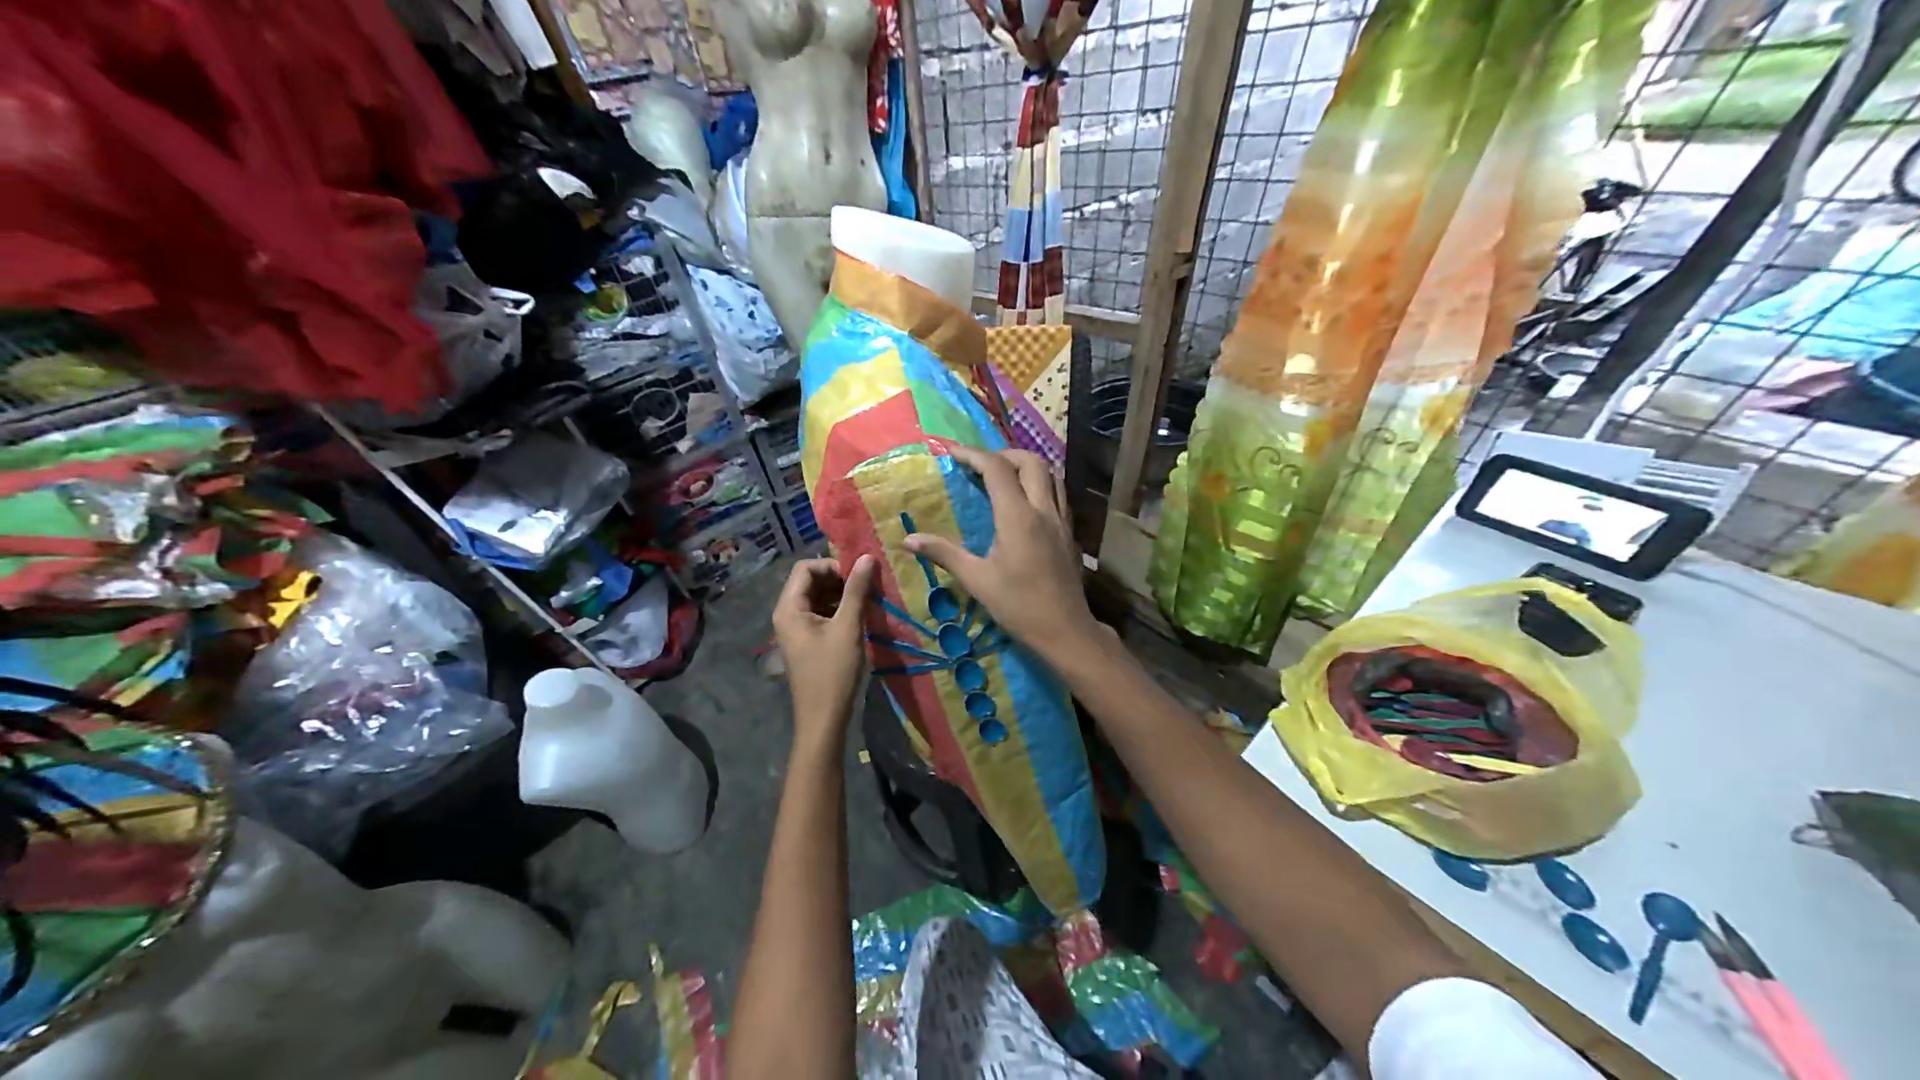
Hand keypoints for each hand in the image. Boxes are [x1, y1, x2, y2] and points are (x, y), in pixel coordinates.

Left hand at [772, 555, 876, 749]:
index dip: (833, 565)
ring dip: (842, 595)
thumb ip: (857, 590)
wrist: (823, 719)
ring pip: (818, 597)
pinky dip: (840, 610)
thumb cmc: (833, 672)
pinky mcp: (807, 641)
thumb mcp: (848, 627)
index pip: (806, 568)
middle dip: (840, 579)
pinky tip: (860, 617)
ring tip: (868, 602)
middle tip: (868, 588)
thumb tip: (868, 557)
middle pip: (811, 581)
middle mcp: (787, 614)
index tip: (859, 577)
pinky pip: (821, 614)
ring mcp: (796, 629)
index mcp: (789, 608)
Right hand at [904, 444, 1100, 654]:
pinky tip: (1026, 502)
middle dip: (1002, 454)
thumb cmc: (1018, 606)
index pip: (996, 468)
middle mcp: (1043, 509)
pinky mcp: (1070, 532)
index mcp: (1018, 517)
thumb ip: (944, 554)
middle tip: (979, 466)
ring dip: (1026, 466)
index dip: (972, 454)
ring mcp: (1061, 519)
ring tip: (1003, 477)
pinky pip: (1059, 493)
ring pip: (1051, 473)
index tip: (951, 452)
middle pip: (1030, 461)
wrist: (1065, 630)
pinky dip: (1041, 484)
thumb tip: (909, 539)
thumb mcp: (977, 580)